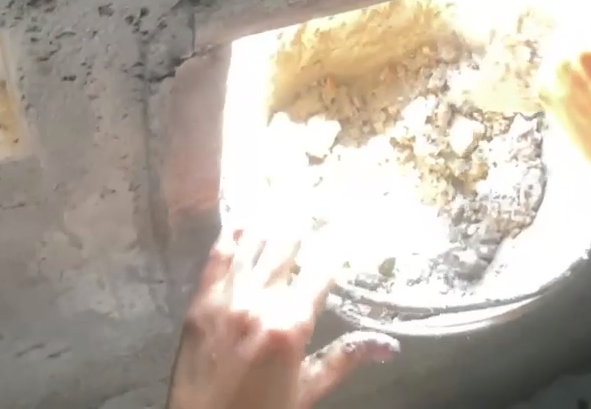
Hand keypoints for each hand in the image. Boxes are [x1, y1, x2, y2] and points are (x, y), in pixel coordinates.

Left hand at [168, 227, 398, 408]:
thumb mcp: (307, 392)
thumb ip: (345, 359)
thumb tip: (390, 345)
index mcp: (292, 323)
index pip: (322, 269)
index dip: (336, 246)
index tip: (346, 227)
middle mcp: (262, 300)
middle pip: (288, 245)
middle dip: (304, 225)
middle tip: (313, 206)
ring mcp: (228, 296)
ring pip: (255, 242)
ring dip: (273, 221)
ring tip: (285, 201)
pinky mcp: (200, 299)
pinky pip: (219, 254)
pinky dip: (234, 234)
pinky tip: (246, 220)